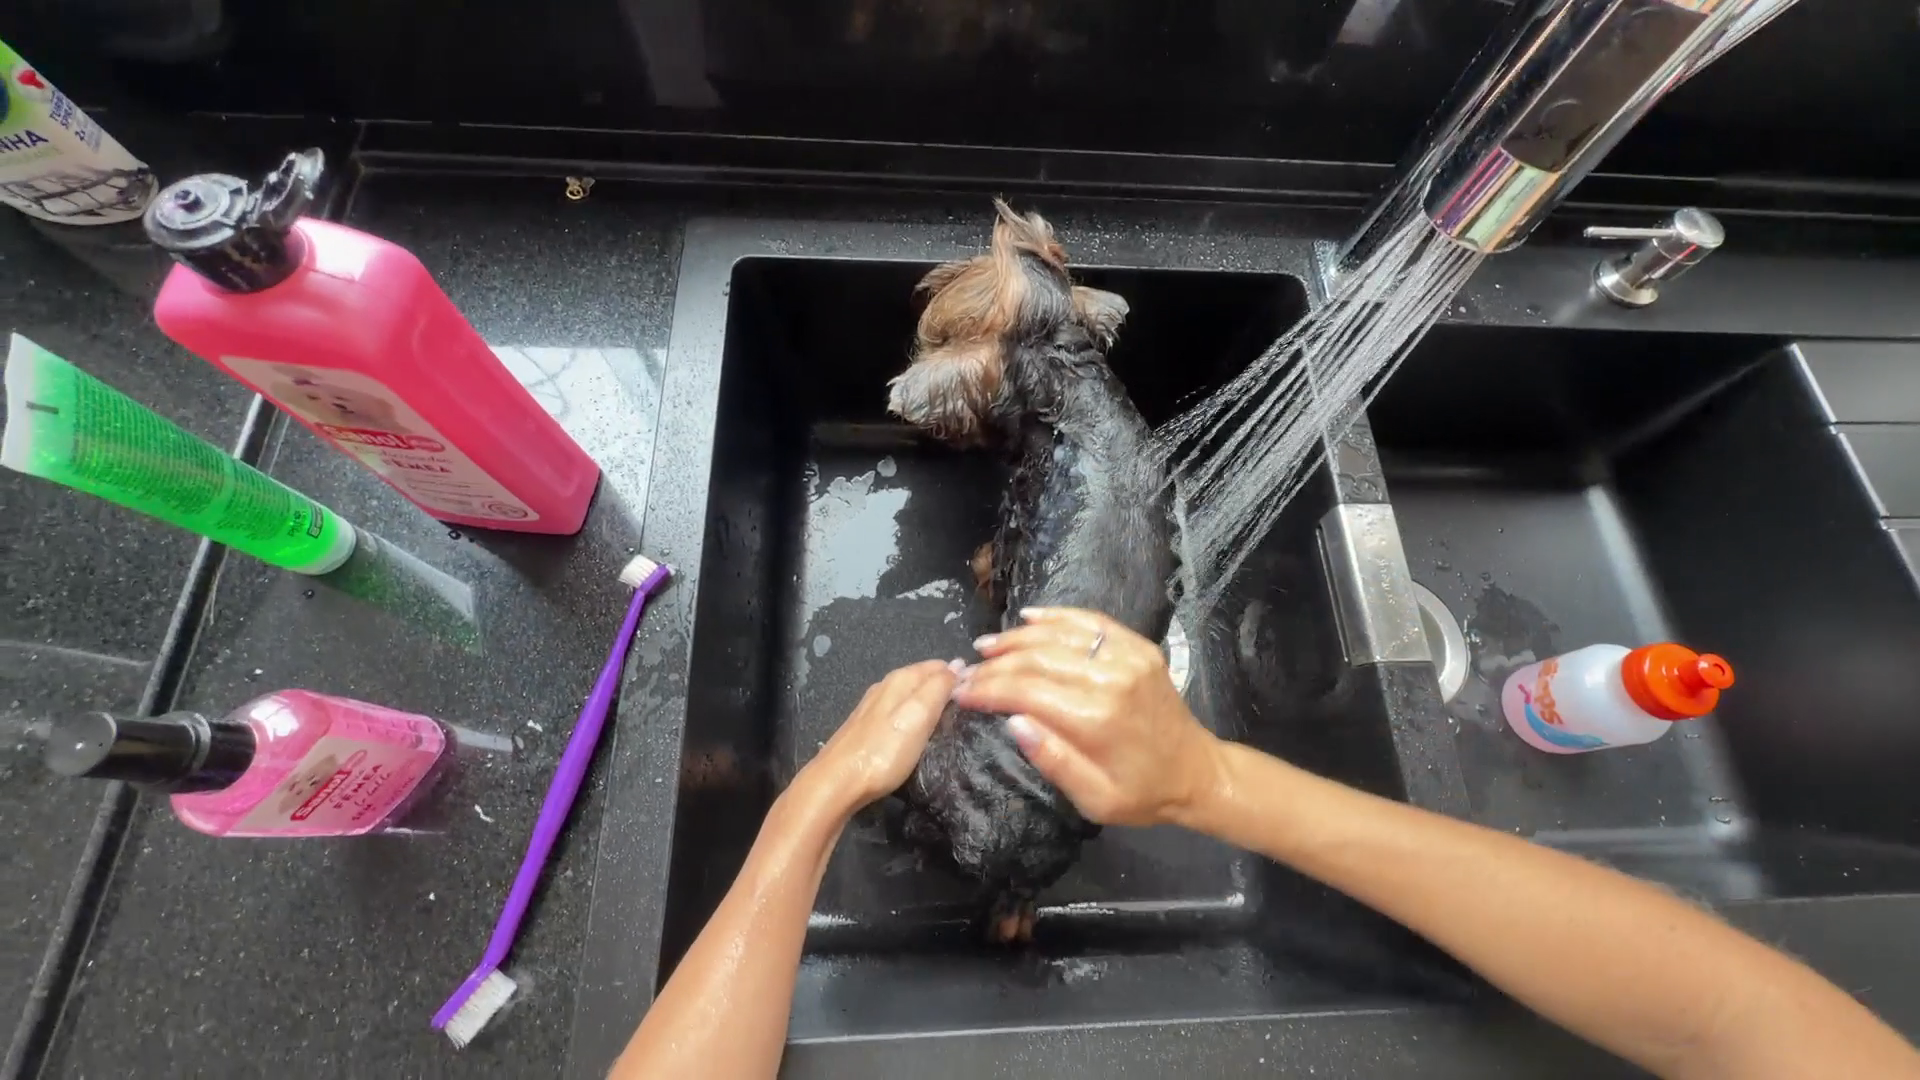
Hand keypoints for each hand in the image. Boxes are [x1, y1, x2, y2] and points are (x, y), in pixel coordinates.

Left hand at [803, 659, 959, 810]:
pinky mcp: (868, 726)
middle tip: (967, 712)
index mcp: (901, 678)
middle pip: (925, 678)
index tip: (976, 697)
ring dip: (931, 704)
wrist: (837, 783)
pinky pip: (900, 711)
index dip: (960, 678)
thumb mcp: (919, 716)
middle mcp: (886, 685)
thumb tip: (959, 664)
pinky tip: (919, 733)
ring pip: (912, 695)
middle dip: (946, 689)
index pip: (940, 665)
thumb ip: (939, 688)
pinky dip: (915, 717)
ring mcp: (874, 705)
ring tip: (948, 724)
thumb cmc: (883, 752)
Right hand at [953, 607, 1222, 826]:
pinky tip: (1029, 618)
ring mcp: (1128, 655)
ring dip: (1018, 638)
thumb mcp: (1094, 799)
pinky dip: (1057, 616)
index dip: (989, 690)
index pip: (1028, 691)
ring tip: (987, 646)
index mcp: (1098, 717)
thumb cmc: (1142, 794)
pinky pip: (1090, 622)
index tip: (961, 693)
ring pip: (1059, 635)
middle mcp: (1112, 676)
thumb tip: (1013, 722)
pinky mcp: (1138, 646)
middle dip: (996, 665)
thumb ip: (1053, 760)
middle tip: (966, 671)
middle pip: (1038, 659)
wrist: (1198, 772)